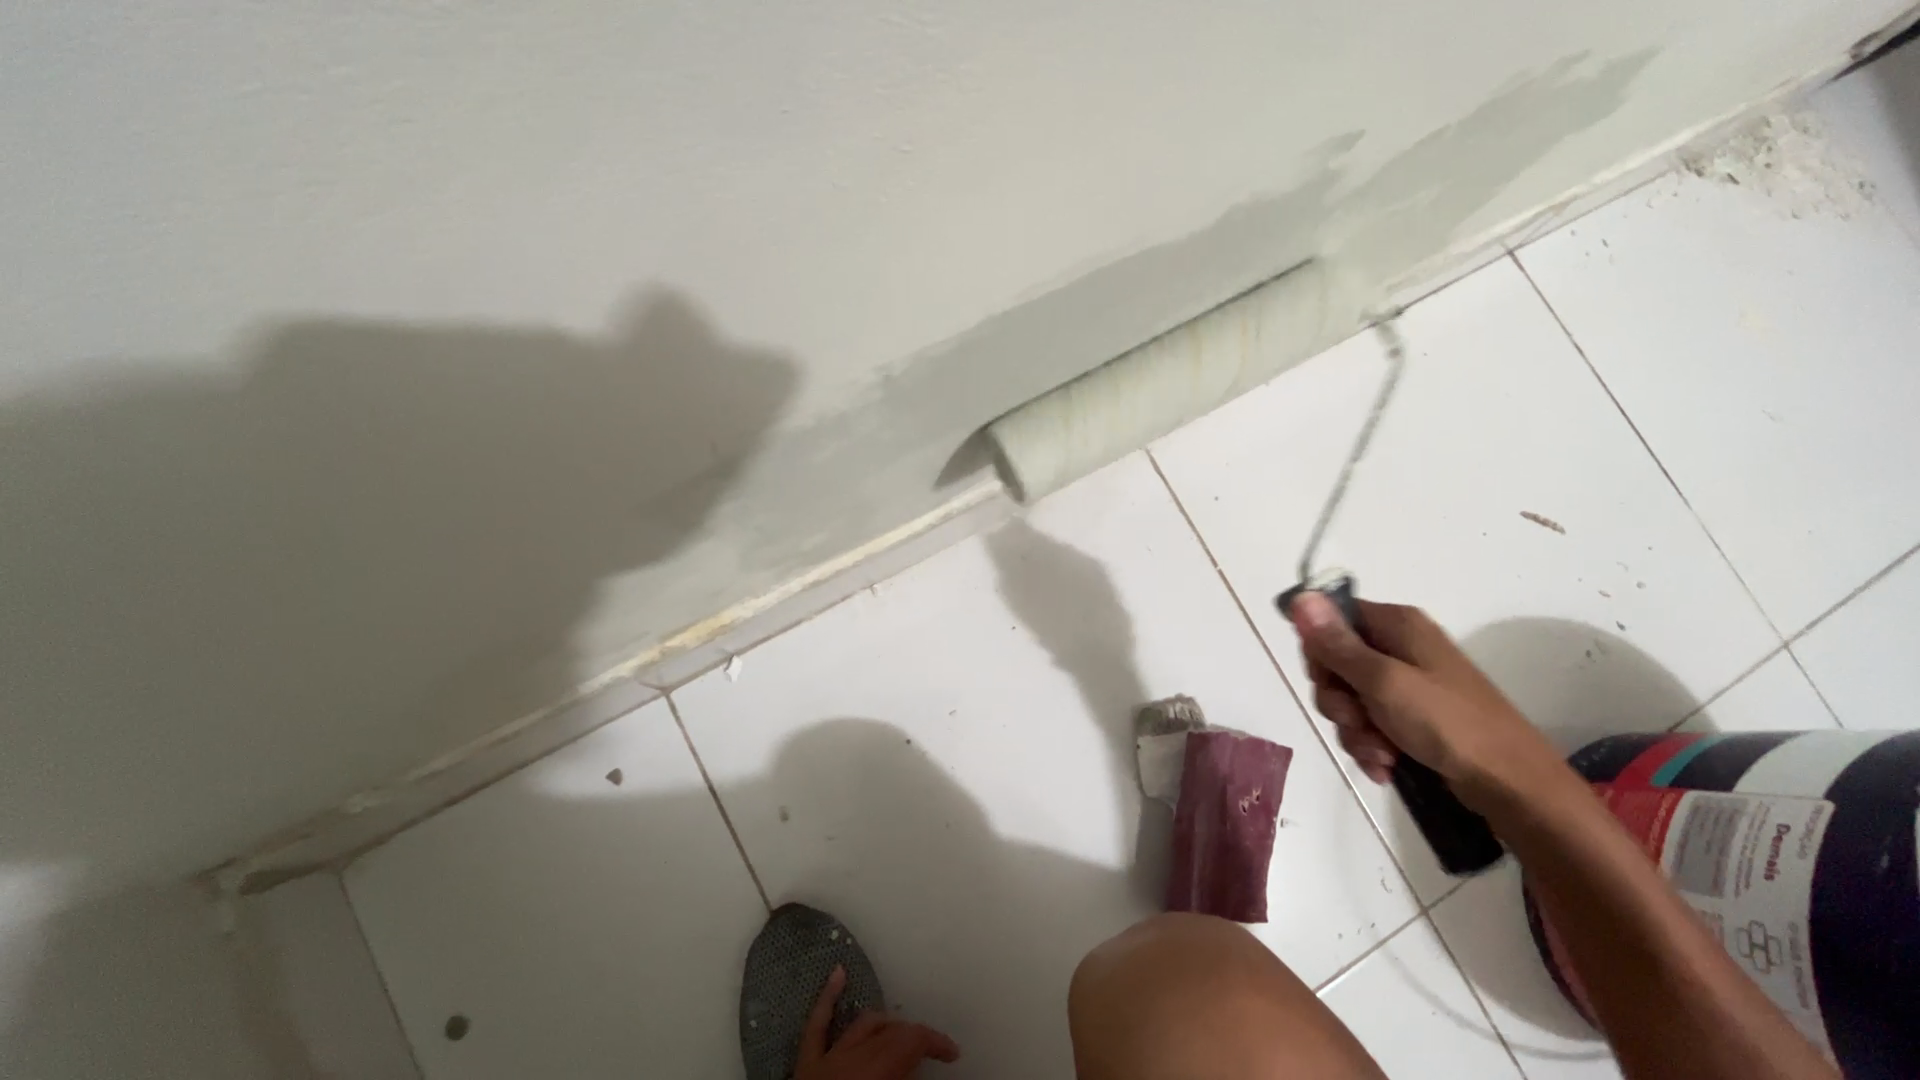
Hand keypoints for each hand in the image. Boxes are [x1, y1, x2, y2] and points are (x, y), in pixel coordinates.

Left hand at [795, 966, 960, 1079]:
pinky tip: (838, 974)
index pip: (912, 1042)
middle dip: (915, 1039)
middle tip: (932, 1055)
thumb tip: (921, 1073)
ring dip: (886, 1025)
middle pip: (892, 1033)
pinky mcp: (805, 1065)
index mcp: (876, 1073)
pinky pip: (818, 1026)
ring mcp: (826, 1059)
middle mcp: (851, 1060)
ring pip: (863, 1026)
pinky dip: (828, 997)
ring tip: (902, 1031)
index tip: (953, 1053)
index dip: (936, 1042)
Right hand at [1287, 592, 1560, 809]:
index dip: (1319, 651)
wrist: (1509, 782)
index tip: (1327, 680)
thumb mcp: (1382, 682)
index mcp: (1396, 625)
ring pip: (1349, 701)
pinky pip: (1369, 724)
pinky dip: (1371, 746)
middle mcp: (1399, 647)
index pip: (1331, 620)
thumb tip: (1301, 596)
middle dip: (1338, 702)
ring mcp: (1407, 684)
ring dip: (1355, 731)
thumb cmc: (1447, 722)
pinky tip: (1386, 765)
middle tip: (1357, 720)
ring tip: (1381, 753)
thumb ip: (1336, 644)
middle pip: (1335, 665)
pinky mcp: (1411, 716)